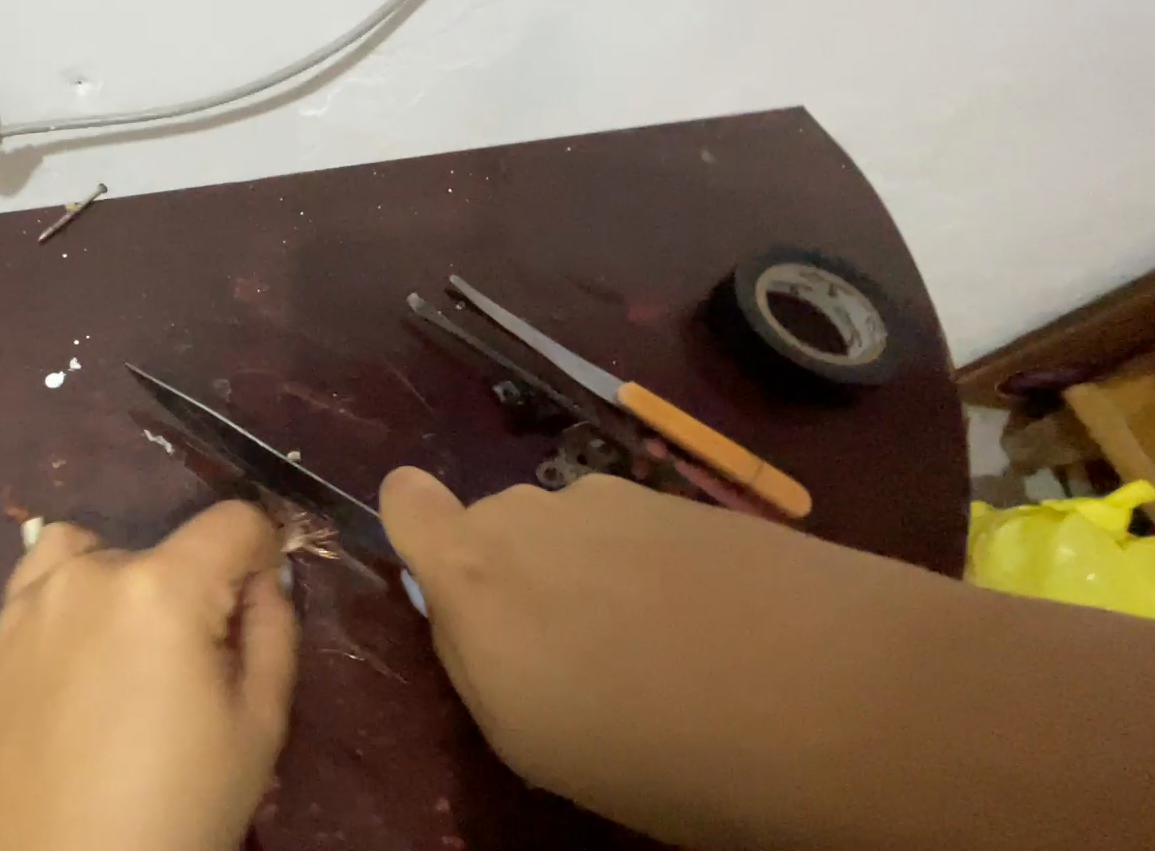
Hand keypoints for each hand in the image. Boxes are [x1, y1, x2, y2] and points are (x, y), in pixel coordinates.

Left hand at [0, 501, 297, 850]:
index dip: (262, 552)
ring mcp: (37, 595)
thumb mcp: (257, 729)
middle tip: (195, 671)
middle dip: (200, 591)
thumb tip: (261, 579)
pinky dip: (76, 585)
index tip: (259, 602)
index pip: (234, 521)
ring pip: (110, 552)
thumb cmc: (170, 812)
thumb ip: (274, 631)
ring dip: (136, 584)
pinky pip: (49, 572)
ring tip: (134, 657)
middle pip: (173, 548)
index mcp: (163, 588)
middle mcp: (93, 570)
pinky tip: (82, 646)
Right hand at [379, 468, 1154, 850]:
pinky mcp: (676, 502)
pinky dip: (642, 568)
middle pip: (489, 527)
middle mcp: (523, 516)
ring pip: (560, 529)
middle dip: (511, 574)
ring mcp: (604, 499)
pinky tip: (707, 627)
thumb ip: (471, 655)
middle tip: (572, 649)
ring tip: (653, 646)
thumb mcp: (527, 737)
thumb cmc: (654, 746)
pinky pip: (627, 529)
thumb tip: (463, 611)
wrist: (842, 697)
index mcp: (470, 572)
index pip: (403, 500)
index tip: (444, 571)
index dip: (412, 521)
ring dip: (579, 574)